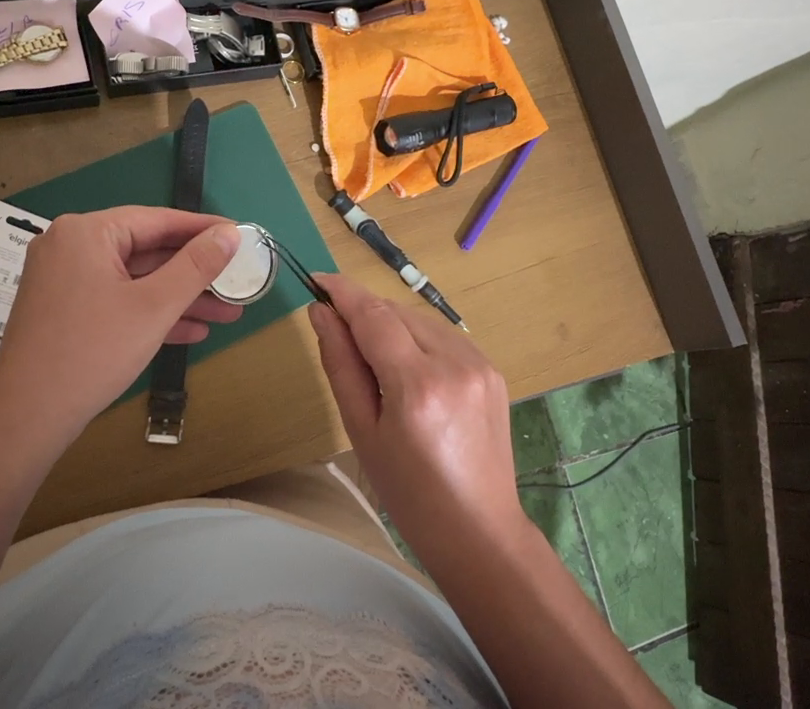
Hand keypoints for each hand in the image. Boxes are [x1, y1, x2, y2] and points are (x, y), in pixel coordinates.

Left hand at [0, 207, 243, 444]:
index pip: (157, 220)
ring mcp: (65, 281)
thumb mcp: (154, 307)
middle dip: (195, 272)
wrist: (27, 418)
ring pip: (135, 280)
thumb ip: (195, 266)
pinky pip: (118, 300)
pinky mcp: (66, 311)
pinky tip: (193, 330)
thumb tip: (230, 234)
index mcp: (86, 233)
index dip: (203, 230)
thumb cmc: (92, 353)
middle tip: (239, 279)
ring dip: (180, 297)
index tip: (241, 235)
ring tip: (229, 311)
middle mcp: (71, 247)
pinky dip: (151, 313)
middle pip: (147, 251)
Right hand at [309, 274, 525, 551]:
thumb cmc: (409, 493)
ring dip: (391, 324)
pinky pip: (444, 336)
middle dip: (364, 312)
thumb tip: (321, 314)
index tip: (316, 280)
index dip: (342, 292)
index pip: (373, 315)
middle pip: (397, 312)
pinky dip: (418, 339)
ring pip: (421, 320)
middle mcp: (455, 362)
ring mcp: (480, 363)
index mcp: (418, 385)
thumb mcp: (362, 431)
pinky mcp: (493, 369)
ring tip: (373, 361)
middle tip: (336, 332)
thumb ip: (341, 365)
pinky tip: (407, 369)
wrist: (478, 530)